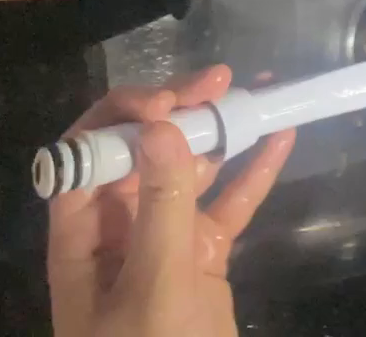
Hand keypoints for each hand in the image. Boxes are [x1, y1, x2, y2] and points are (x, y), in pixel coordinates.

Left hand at [46, 66, 295, 336]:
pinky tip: (280, 139)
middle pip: (142, 150)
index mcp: (85, 233)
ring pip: (189, 167)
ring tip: (255, 94)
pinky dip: (253, 171)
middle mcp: (120, 226)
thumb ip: (161, 205)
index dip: (121, 117)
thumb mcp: (154, 286)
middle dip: (178, 110)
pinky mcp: (204, 254)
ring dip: (220, 131)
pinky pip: (229, 201)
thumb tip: (162, 124)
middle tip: (219, 80)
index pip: (86, 155)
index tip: (168, 104)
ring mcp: (164, 239)